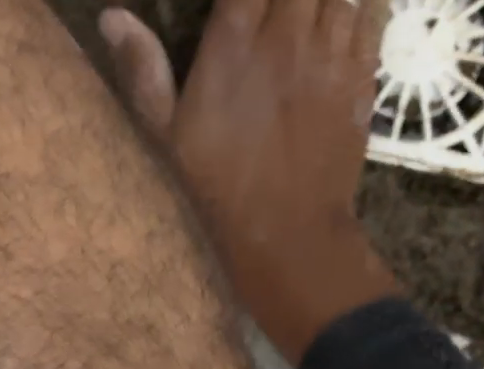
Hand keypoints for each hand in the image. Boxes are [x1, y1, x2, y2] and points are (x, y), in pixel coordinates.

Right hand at [102, 0, 404, 363]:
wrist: (286, 231)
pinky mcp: (361, 75)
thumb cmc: (218, 185)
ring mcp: (329, 52)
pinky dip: (361, 7)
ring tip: (304, 19)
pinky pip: (372, 13)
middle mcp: (286, 33)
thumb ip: (143, 70)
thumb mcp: (167, 135)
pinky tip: (344, 18)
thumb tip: (111, 16)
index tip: (240, 7)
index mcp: (233, 41)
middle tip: (271, 16)